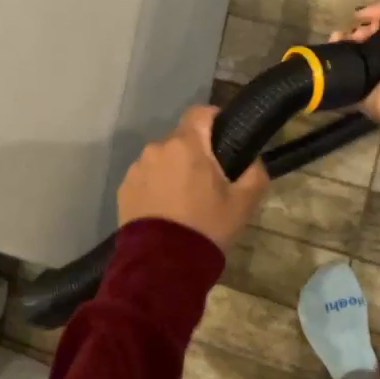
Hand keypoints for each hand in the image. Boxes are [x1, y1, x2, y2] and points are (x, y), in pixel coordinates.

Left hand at [117, 106, 270, 249]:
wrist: (163, 265)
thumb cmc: (206, 228)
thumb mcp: (243, 204)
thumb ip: (255, 173)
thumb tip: (253, 159)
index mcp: (187, 145)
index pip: (200, 112)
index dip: (214, 119)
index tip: (224, 137)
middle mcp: (158, 148)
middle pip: (181, 139)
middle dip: (195, 153)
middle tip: (209, 181)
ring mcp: (137, 168)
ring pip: (162, 158)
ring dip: (173, 170)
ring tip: (184, 200)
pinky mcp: (124, 188)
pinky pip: (146, 177)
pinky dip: (156, 186)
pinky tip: (165, 211)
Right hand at [332, 0, 379, 133]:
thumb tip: (358, 14)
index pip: (379, 24)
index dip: (370, 19)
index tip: (366, 22)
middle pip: (361, 37)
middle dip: (353, 31)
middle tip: (355, 36)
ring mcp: (369, 73)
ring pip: (347, 52)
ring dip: (339, 42)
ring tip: (336, 40)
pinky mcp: (355, 88)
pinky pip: (338, 72)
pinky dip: (330, 61)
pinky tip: (329, 52)